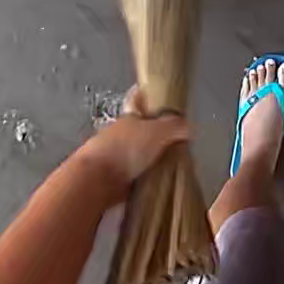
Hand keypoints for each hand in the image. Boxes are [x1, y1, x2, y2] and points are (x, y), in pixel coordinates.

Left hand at [74, 89, 190, 185]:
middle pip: (140, 130)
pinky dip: (142, 180)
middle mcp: (118, 133)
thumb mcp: (160, 132)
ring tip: (170, 167)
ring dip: (149, 160)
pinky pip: (132, 177)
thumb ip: (177, 126)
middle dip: (155, 136)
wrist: (92, 183)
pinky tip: (156, 184)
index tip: (164, 103)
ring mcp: (111, 157)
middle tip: (176, 143)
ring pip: (135, 154)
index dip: (151, 99)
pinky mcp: (108, 181)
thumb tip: (190, 127)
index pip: (140, 101)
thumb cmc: (126, 149)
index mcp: (129, 117)